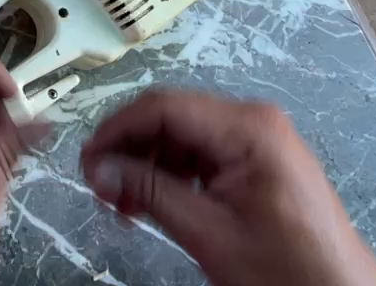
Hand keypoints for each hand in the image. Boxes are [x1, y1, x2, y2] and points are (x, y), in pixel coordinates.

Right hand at [81, 90, 375, 285]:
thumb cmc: (287, 274)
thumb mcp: (210, 234)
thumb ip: (149, 193)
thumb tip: (96, 169)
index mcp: (247, 126)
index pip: (163, 106)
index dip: (118, 129)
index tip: (87, 160)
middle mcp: (252, 119)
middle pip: (171, 117)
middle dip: (131, 149)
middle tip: (99, 185)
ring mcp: (258, 137)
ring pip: (181, 134)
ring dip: (148, 164)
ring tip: (123, 202)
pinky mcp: (258, 159)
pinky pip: (202, 152)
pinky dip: (173, 174)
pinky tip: (153, 201)